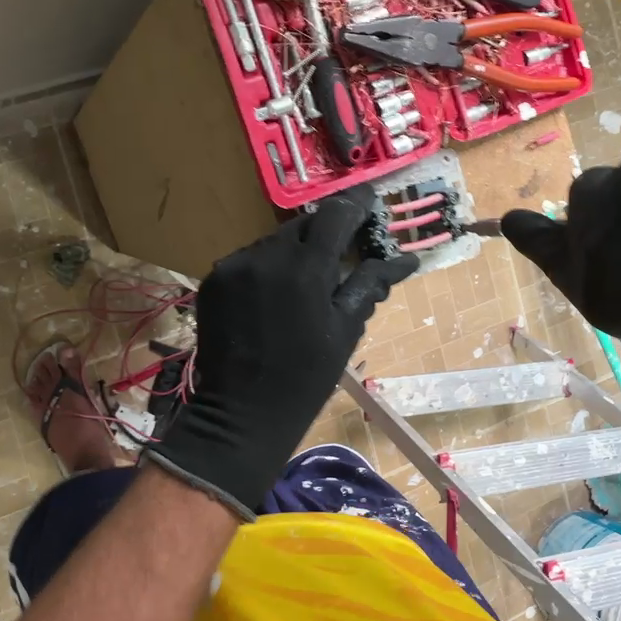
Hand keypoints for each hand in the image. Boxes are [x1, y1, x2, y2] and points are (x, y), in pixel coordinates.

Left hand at [145, 188, 418, 516]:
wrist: (240, 415)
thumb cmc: (304, 378)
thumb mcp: (345, 330)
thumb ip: (370, 284)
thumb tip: (407, 258)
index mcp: (306, 268)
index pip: (336, 213)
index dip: (356, 205)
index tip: (370, 205)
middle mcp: (266, 255)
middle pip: (304, 224)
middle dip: (326, 232)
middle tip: (343, 251)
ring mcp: (234, 265)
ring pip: (274, 241)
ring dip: (295, 251)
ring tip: (307, 281)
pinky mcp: (213, 279)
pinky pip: (248, 259)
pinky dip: (266, 268)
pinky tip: (274, 295)